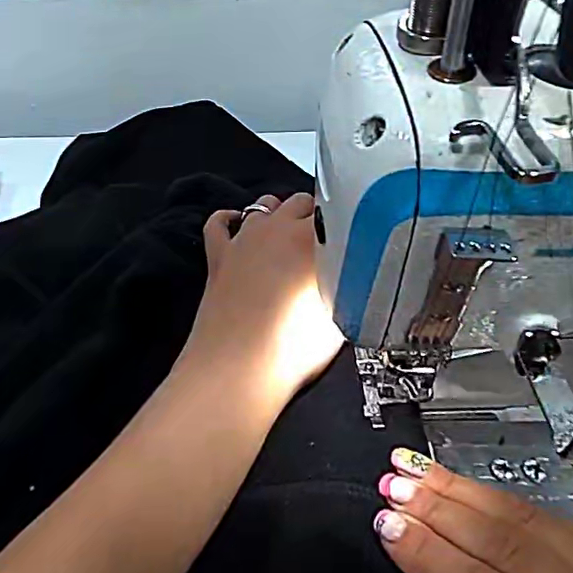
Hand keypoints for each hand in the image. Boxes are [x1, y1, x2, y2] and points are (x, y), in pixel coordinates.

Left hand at [183, 193, 344, 401]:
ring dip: (278, 214)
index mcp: (314, 237)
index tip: (351, 233)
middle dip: (314, 214)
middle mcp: (279, 227)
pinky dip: (229, 219)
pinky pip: (220, 223)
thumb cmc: (292, 348)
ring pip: (265, 205)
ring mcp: (245, 238)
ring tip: (288, 233)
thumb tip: (352, 278)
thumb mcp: (341, 316)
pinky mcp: (220, 255)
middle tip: (324, 238)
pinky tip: (238, 224)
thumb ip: (348, 284)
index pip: (334, 210)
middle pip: (301, 202)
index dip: (344, 220)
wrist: (237, 370)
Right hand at [372, 448, 572, 572]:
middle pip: (510, 546)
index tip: (389, 526)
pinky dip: (510, 504)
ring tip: (422, 470)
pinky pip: (562, 525)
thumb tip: (425, 571)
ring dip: (469, 493)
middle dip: (442, 509)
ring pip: (535, 522)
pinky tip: (478, 490)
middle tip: (394, 483)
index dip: (432, 555)